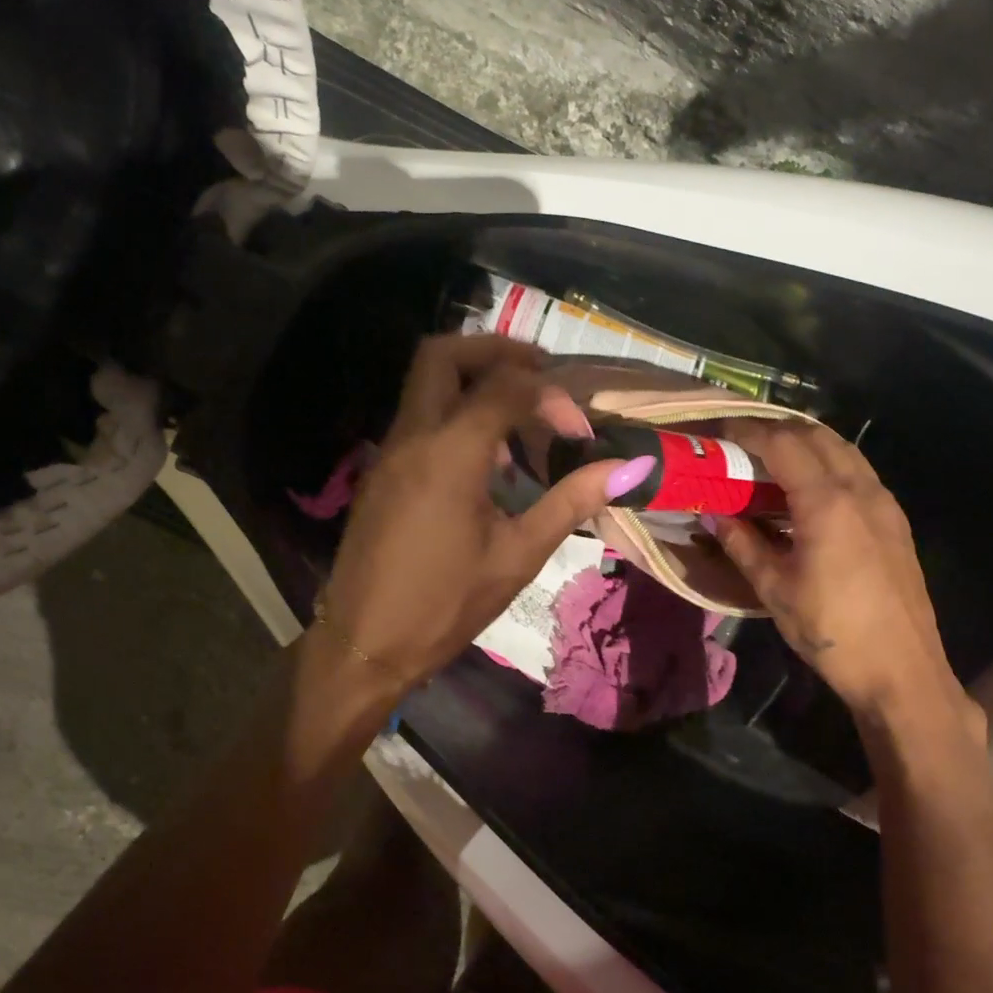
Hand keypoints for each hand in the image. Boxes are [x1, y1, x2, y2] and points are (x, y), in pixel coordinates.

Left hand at [317, 336, 635, 698]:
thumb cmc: (446, 604)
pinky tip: (486, 457)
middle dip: (494, 349)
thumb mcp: (518, 556)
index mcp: (451, 451)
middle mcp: (414, 435)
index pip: (506, 386)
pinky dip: (453, 411)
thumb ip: (570, 501)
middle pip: (443, 354)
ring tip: (519, 415)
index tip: (578, 432)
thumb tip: (628, 467)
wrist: (365, 643)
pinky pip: (417, 416)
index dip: (551, 396)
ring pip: (424, 381)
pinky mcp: (382, 471)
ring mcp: (390, 451)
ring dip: (472, 379)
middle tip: (539, 371)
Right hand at [713, 422, 982, 739]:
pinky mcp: (896, 521)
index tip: (721, 431)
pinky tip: (811, 490)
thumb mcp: (775, 590)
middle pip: (817, 436)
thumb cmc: (832, 632)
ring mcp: (885, 504)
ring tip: (774, 459)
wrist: (902, 671)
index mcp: (826, 503)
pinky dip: (831, 464)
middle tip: (743, 442)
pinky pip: (860, 472)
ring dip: (808, 443)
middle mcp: (860, 490)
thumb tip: (715, 516)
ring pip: (844, 450)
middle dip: (778, 430)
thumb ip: (743, 545)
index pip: (783, 444)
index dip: (749, 432)